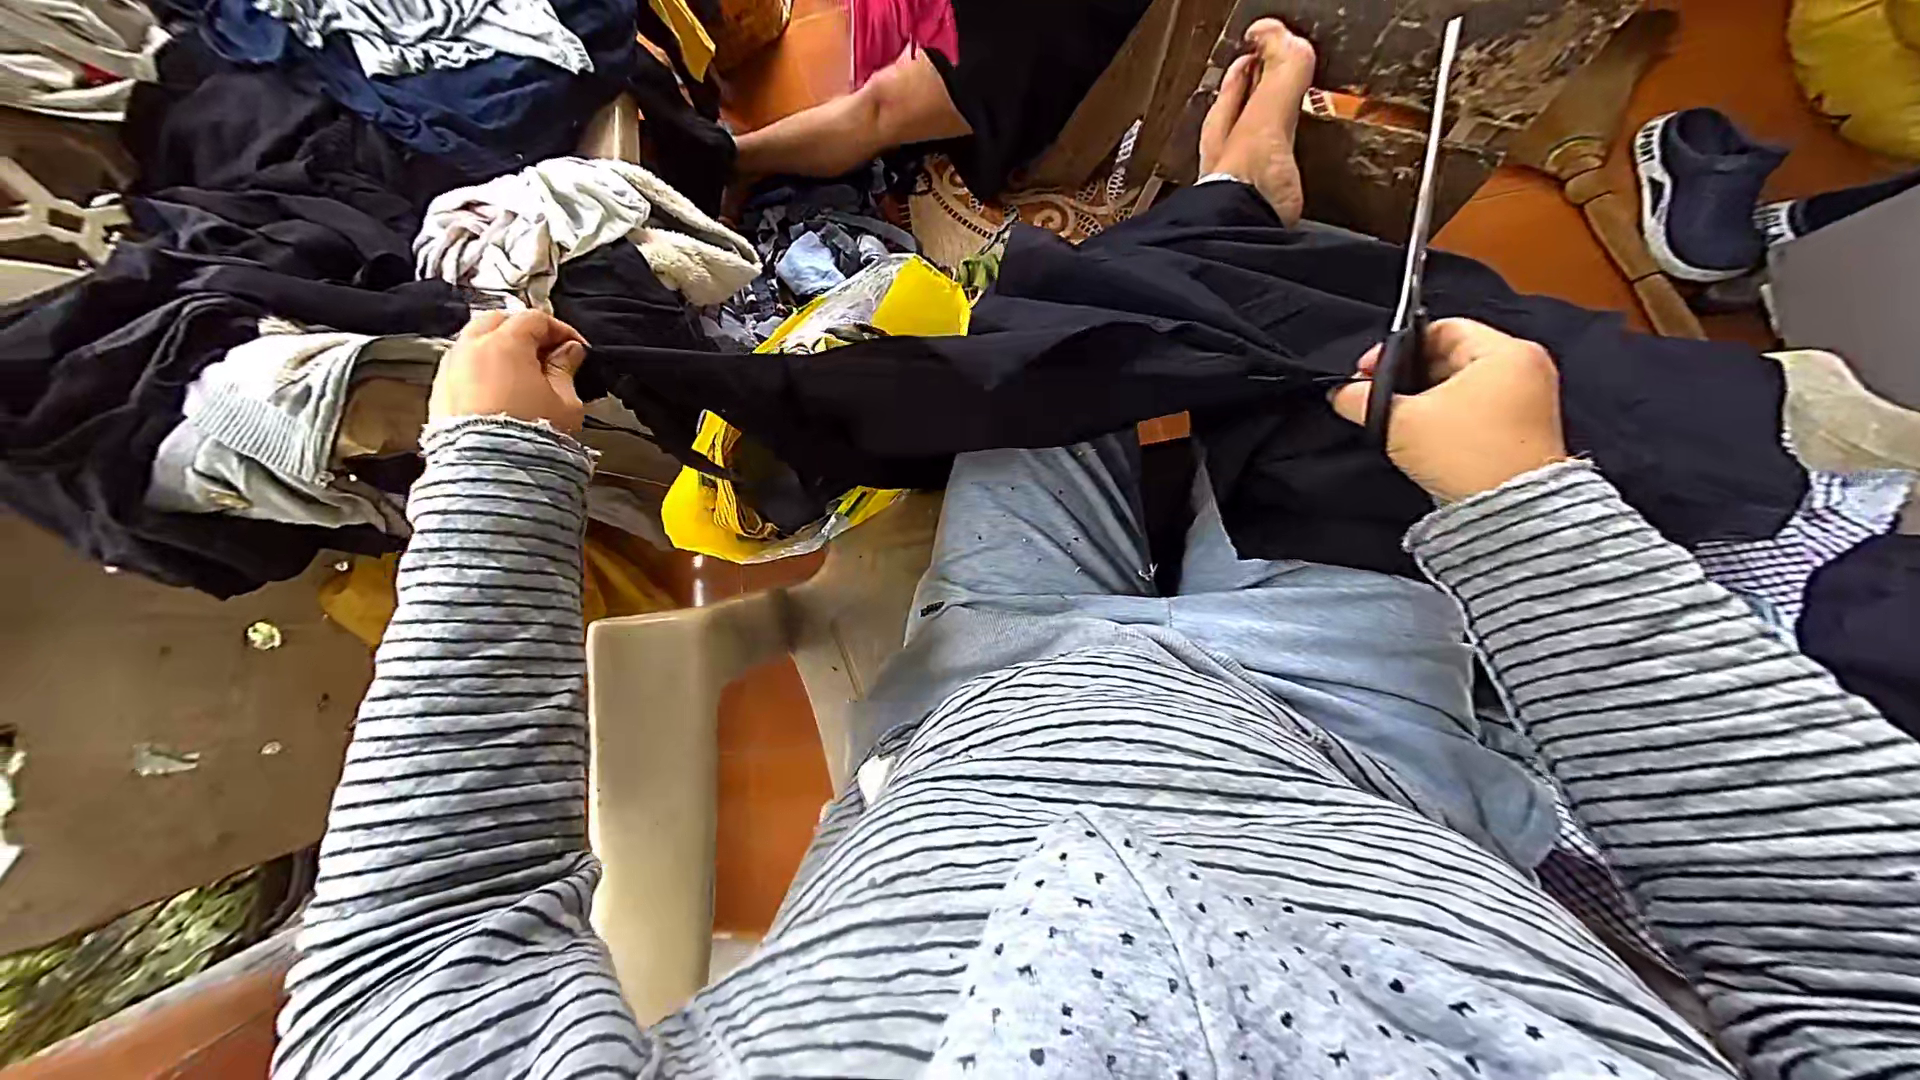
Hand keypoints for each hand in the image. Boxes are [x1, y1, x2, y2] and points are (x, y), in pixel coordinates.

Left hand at [429, 311, 589, 432]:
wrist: (493, 468)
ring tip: (526, 373)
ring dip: (501, 348)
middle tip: (550, 353)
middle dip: (526, 331)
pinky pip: (464, 366)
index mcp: (505, 344)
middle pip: (499, 320)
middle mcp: (471, 349)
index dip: (561, 330)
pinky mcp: (440, 390)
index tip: (576, 347)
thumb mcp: (565, 401)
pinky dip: (484, 368)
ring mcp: (450, 368)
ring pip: (476, 341)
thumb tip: (569, 352)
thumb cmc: (531, 436)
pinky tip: (504, 390)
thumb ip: (565, 369)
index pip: (535, 319)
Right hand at [1329, 317, 1568, 500]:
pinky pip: (1471, 404)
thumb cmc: (1462, 452)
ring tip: (1392, 417)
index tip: (1366, 371)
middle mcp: (1523, 366)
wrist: (1507, 507)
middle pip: (1448, 354)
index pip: (1440, 327)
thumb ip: (1361, 400)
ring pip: (1457, 382)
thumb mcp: (1398, 421)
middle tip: (1374, 396)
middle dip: (1405, 374)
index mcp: (1503, 352)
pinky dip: (1441, 412)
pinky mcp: (1518, 425)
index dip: (1396, 346)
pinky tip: (1416, 431)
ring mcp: (1526, 397)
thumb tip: (1341, 392)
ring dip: (1421, 396)